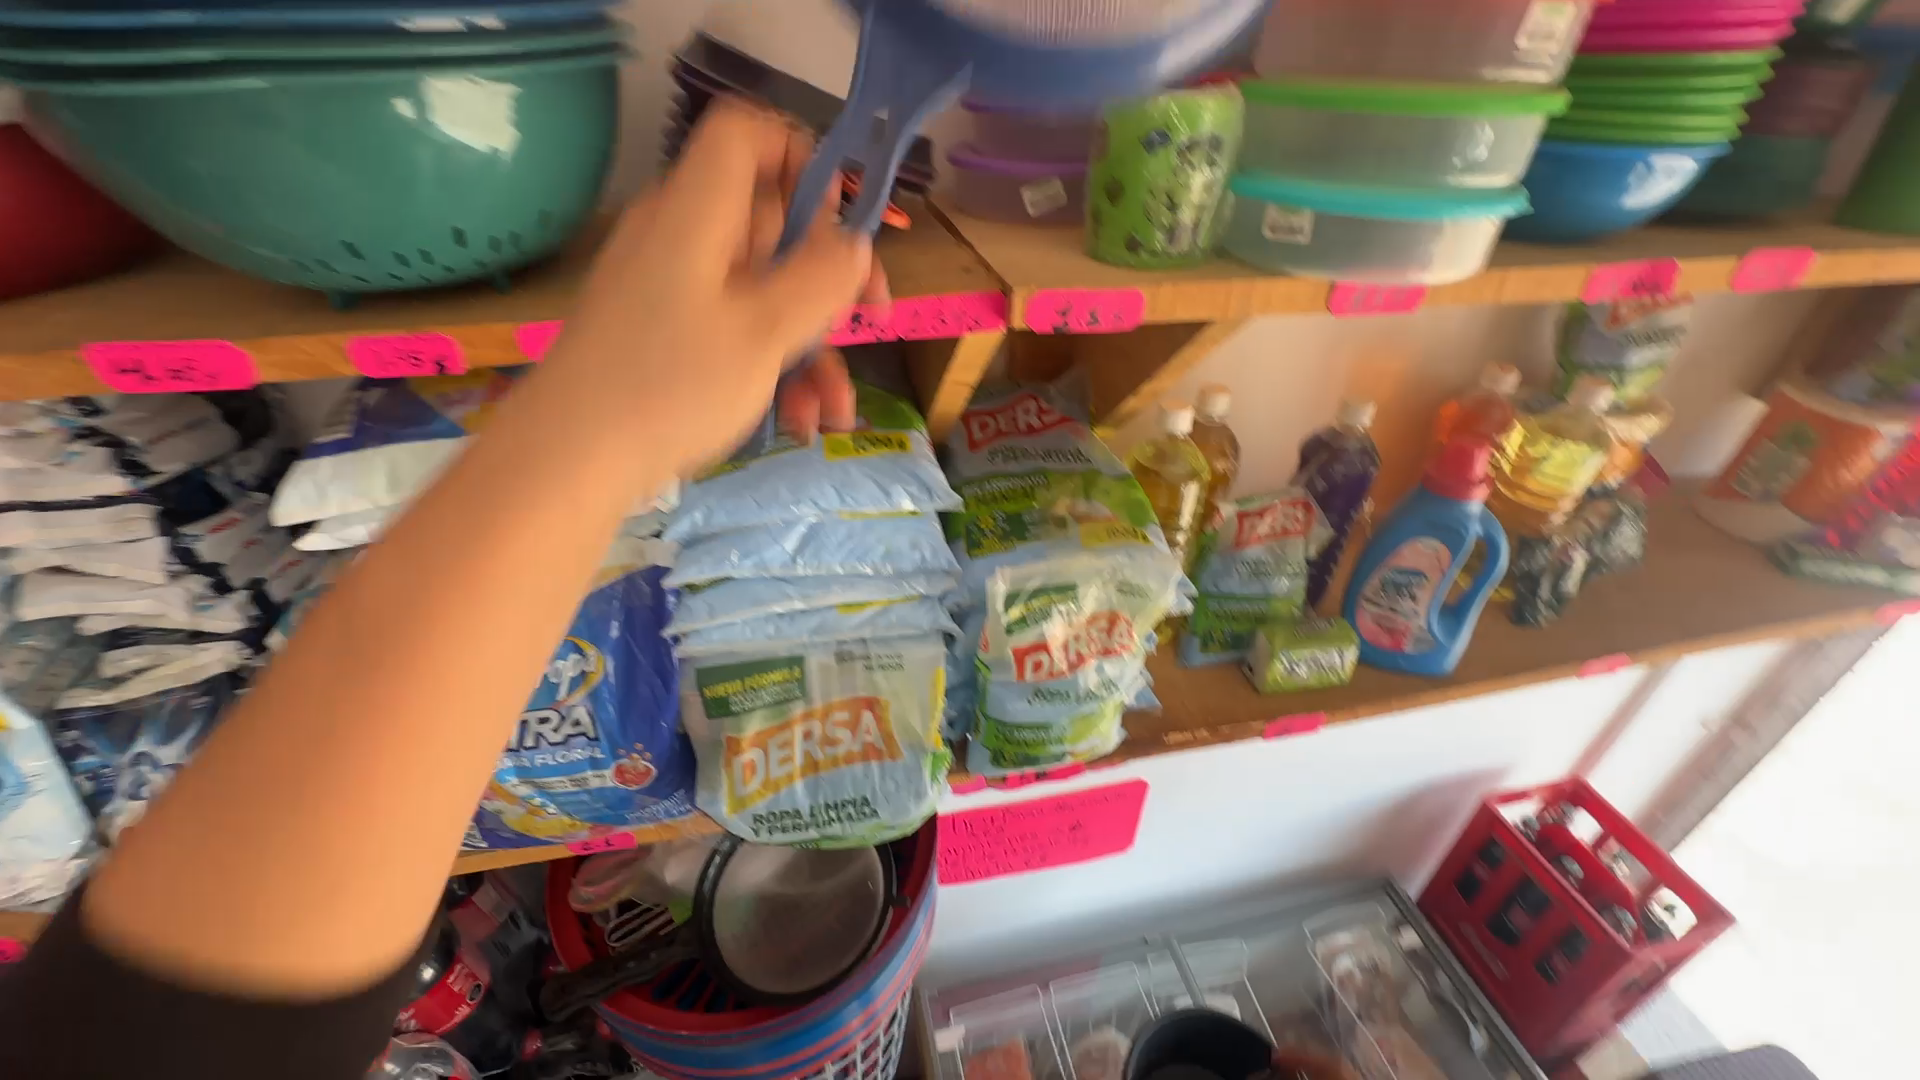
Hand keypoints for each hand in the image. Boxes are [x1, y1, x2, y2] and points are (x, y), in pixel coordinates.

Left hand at [544, 97, 885, 472]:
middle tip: (869, 320)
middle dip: (828, 279)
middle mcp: (683, 238)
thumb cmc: (672, 384)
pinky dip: (775, 367)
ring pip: (762, 291)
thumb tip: (855, 242)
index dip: (803, 160)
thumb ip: (820, 277)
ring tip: (835, 409)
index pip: (748, 134)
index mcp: (697, 212)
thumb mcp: (764, 330)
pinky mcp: (668, 335)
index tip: (844, 224)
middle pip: (770, 224)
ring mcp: (674, 290)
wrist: (572, 459)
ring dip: (812, 346)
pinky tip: (800, 420)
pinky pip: (736, 330)